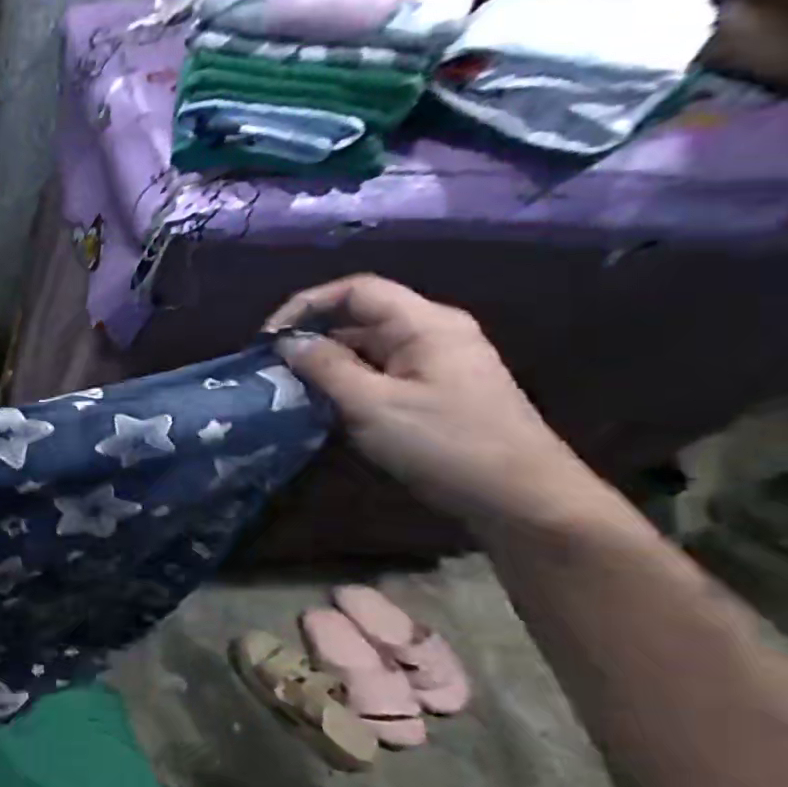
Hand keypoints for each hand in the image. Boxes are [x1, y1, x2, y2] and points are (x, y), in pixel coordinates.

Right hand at [265, 275, 593, 527]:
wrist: (519, 496)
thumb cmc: (444, 444)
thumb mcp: (372, 405)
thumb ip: (326, 368)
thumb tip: (288, 343)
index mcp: (425, 325)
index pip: (356, 290)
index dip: (306, 305)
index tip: (268, 341)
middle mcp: (432, 334)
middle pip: (359, 319)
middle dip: (311, 340)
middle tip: (272, 373)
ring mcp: (435, 363)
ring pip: (366, 350)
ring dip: (325, 367)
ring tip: (290, 394)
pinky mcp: (433, 392)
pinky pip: (378, 374)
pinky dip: (346, 385)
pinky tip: (325, 411)